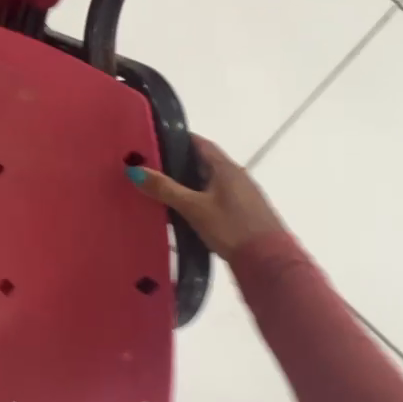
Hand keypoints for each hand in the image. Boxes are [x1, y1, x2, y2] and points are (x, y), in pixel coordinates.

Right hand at [127, 136, 285, 259]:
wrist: (268, 262)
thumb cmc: (231, 227)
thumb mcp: (193, 207)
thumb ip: (165, 188)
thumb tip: (133, 170)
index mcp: (225, 168)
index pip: (199, 143)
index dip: (177, 139)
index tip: (153, 140)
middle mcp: (236, 176)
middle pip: (202, 161)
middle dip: (177, 162)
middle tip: (149, 166)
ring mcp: (241, 195)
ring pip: (207, 181)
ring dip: (186, 182)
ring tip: (159, 188)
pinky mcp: (242, 212)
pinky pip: (213, 196)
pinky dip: (196, 197)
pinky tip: (182, 209)